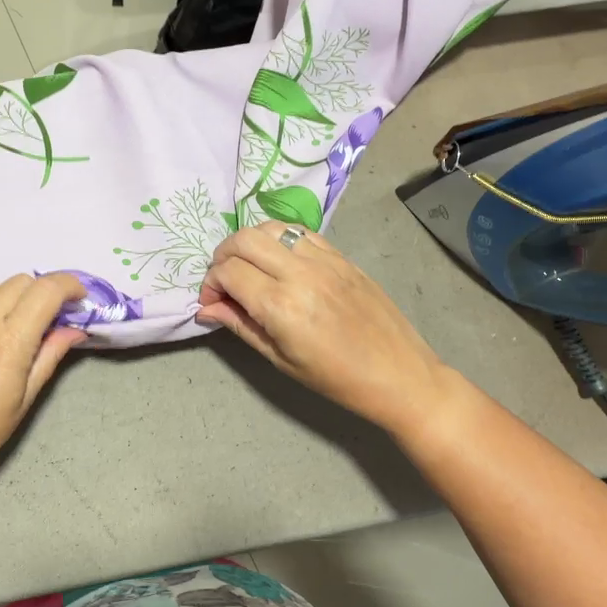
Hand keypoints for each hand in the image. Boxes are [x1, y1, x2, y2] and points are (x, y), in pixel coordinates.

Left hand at [0, 274, 87, 493]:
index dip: (69, 285)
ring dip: (9, 299)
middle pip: (20, 282)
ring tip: (10, 328)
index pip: (46, 291)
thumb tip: (75, 328)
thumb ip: (50, 355)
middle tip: (47, 319)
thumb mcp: (25, 399)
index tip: (78, 298)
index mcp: (8, 343)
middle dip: (41, 293)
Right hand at [198, 222, 465, 435]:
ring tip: (249, 267)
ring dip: (249, 243)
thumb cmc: (336, 379)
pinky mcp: (341, 256)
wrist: (399, 375)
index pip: (228, 272)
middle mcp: (300, 273)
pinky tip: (279, 261)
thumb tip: (206, 308)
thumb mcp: (280, 360)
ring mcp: (323, 260)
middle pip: (243, 240)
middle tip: (224, 281)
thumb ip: (240, 325)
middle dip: (223, 257)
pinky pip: (299, 232)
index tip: (212, 303)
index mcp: (281, 306)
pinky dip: (279, 239)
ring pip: (269, 228)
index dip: (210, 285)